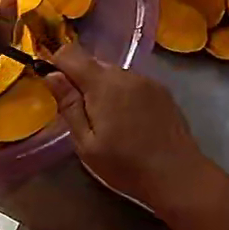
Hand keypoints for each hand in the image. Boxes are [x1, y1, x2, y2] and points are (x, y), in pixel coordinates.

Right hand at [42, 43, 215, 209]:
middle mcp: (126, 74)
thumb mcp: (86, 143)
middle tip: (80, 114)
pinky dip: (121, 93)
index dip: (56, 64)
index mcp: (103, 84)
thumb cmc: (125, 165)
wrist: (178, 176)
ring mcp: (147, 81)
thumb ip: (69, 105)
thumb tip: (51, 75)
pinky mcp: (161, 91)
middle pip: (92, 63)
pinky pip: (131, 83)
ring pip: (112, 73)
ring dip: (102, 88)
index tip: (54, 87)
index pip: (70, 54)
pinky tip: (126, 121)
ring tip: (105, 121)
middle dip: (80, 81)